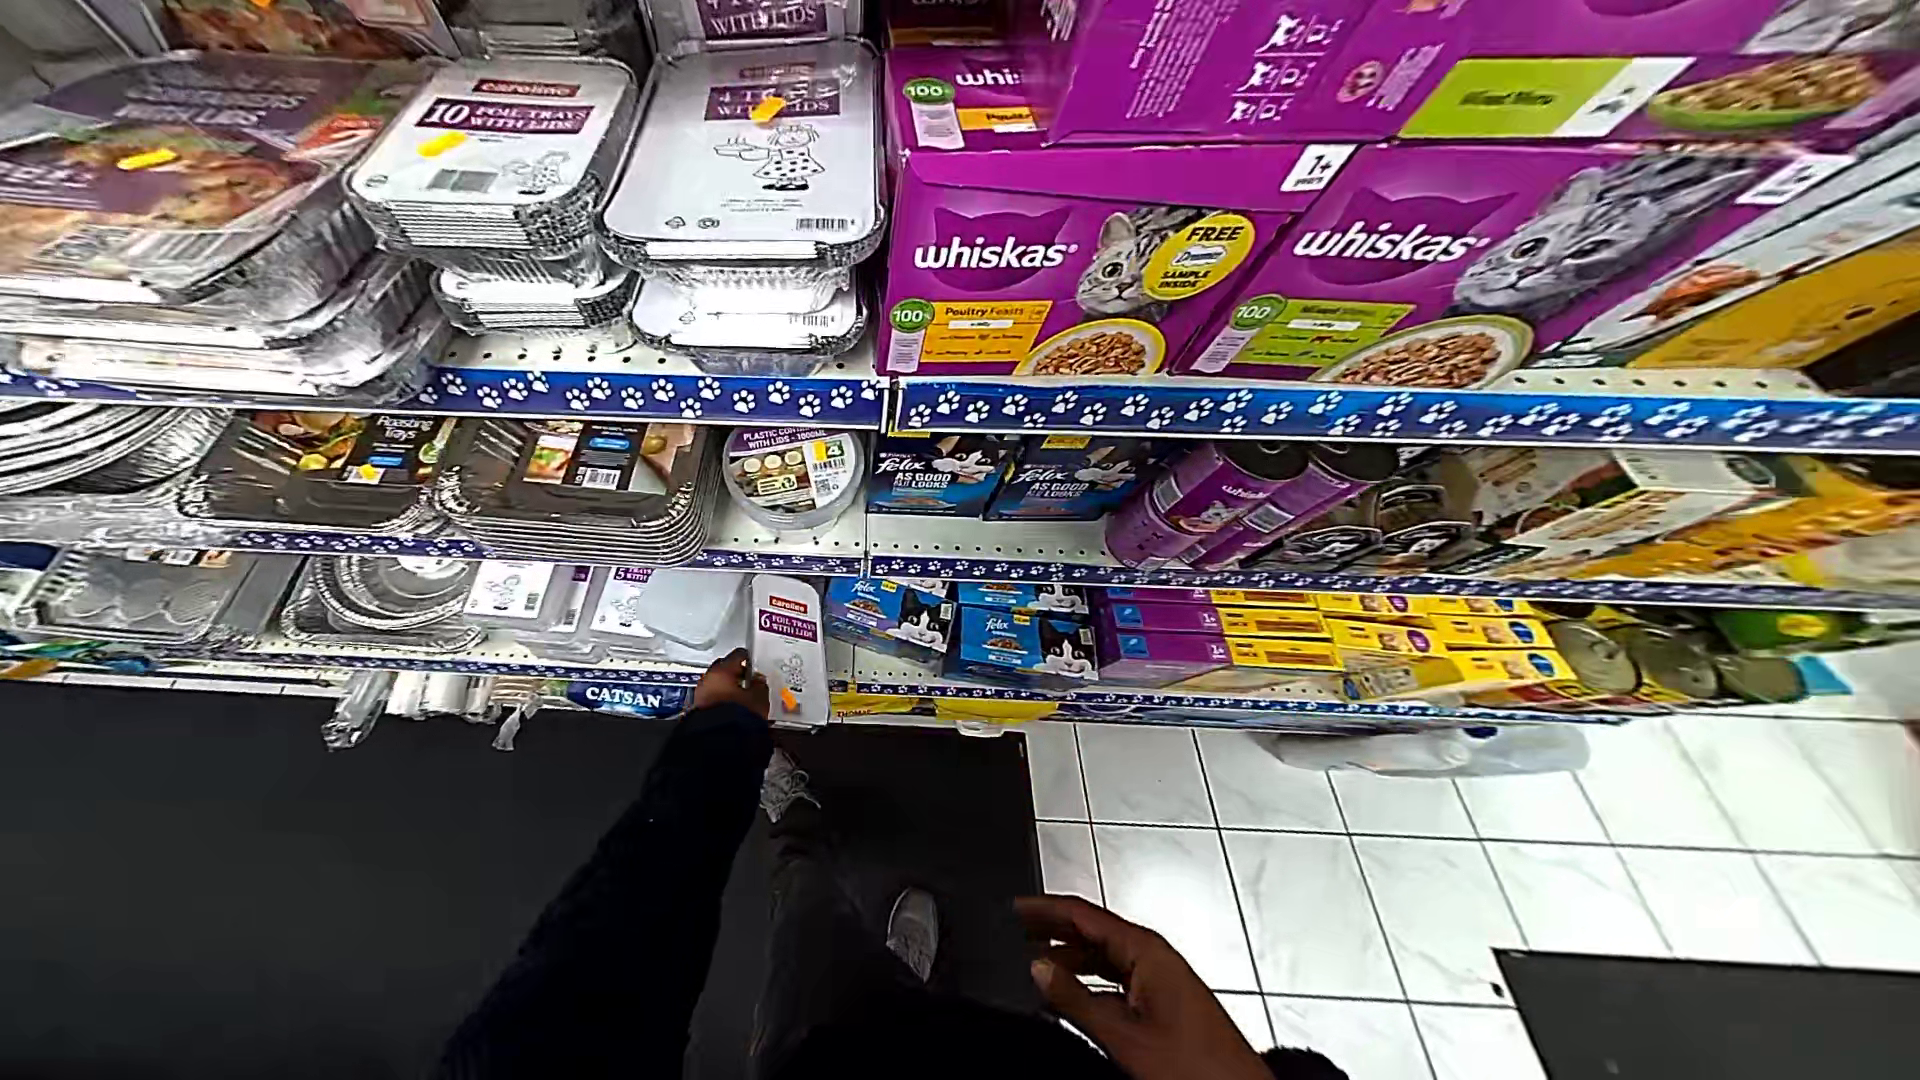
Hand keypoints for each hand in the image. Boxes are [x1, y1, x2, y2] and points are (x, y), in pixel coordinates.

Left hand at [693, 648, 768, 719]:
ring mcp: (700, 695)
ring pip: (717, 684)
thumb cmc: (737, 715)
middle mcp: (707, 679)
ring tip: (742, 696)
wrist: (720, 740)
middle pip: (723, 668)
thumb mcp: (759, 697)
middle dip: (735, 673)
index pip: (738, 655)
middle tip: (748, 679)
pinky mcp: (698, 711)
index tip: (754, 662)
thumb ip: (760, 684)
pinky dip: (722, 699)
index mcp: (722, 670)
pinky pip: (712, 698)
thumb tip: (758, 681)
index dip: (748, 658)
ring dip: (728, 687)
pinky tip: (733, 707)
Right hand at [1017, 894, 1268, 1079]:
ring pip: (1102, 955)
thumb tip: (1039, 967)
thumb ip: (1076, 999)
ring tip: (1035, 957)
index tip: (1017, 907)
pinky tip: (1069, 993)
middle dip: (1054, 929)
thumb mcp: (1125, 1036)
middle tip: (1018, 929)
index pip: (1083, 914)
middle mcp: (1152, 954)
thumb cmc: (1198, 1068)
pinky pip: (1115, 977)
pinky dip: (1088, 980)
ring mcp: (1158, 977)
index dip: (1046, 908)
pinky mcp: (1162, 1000)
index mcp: (1144, 948)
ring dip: (1069, 956)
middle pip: (1092, 929)